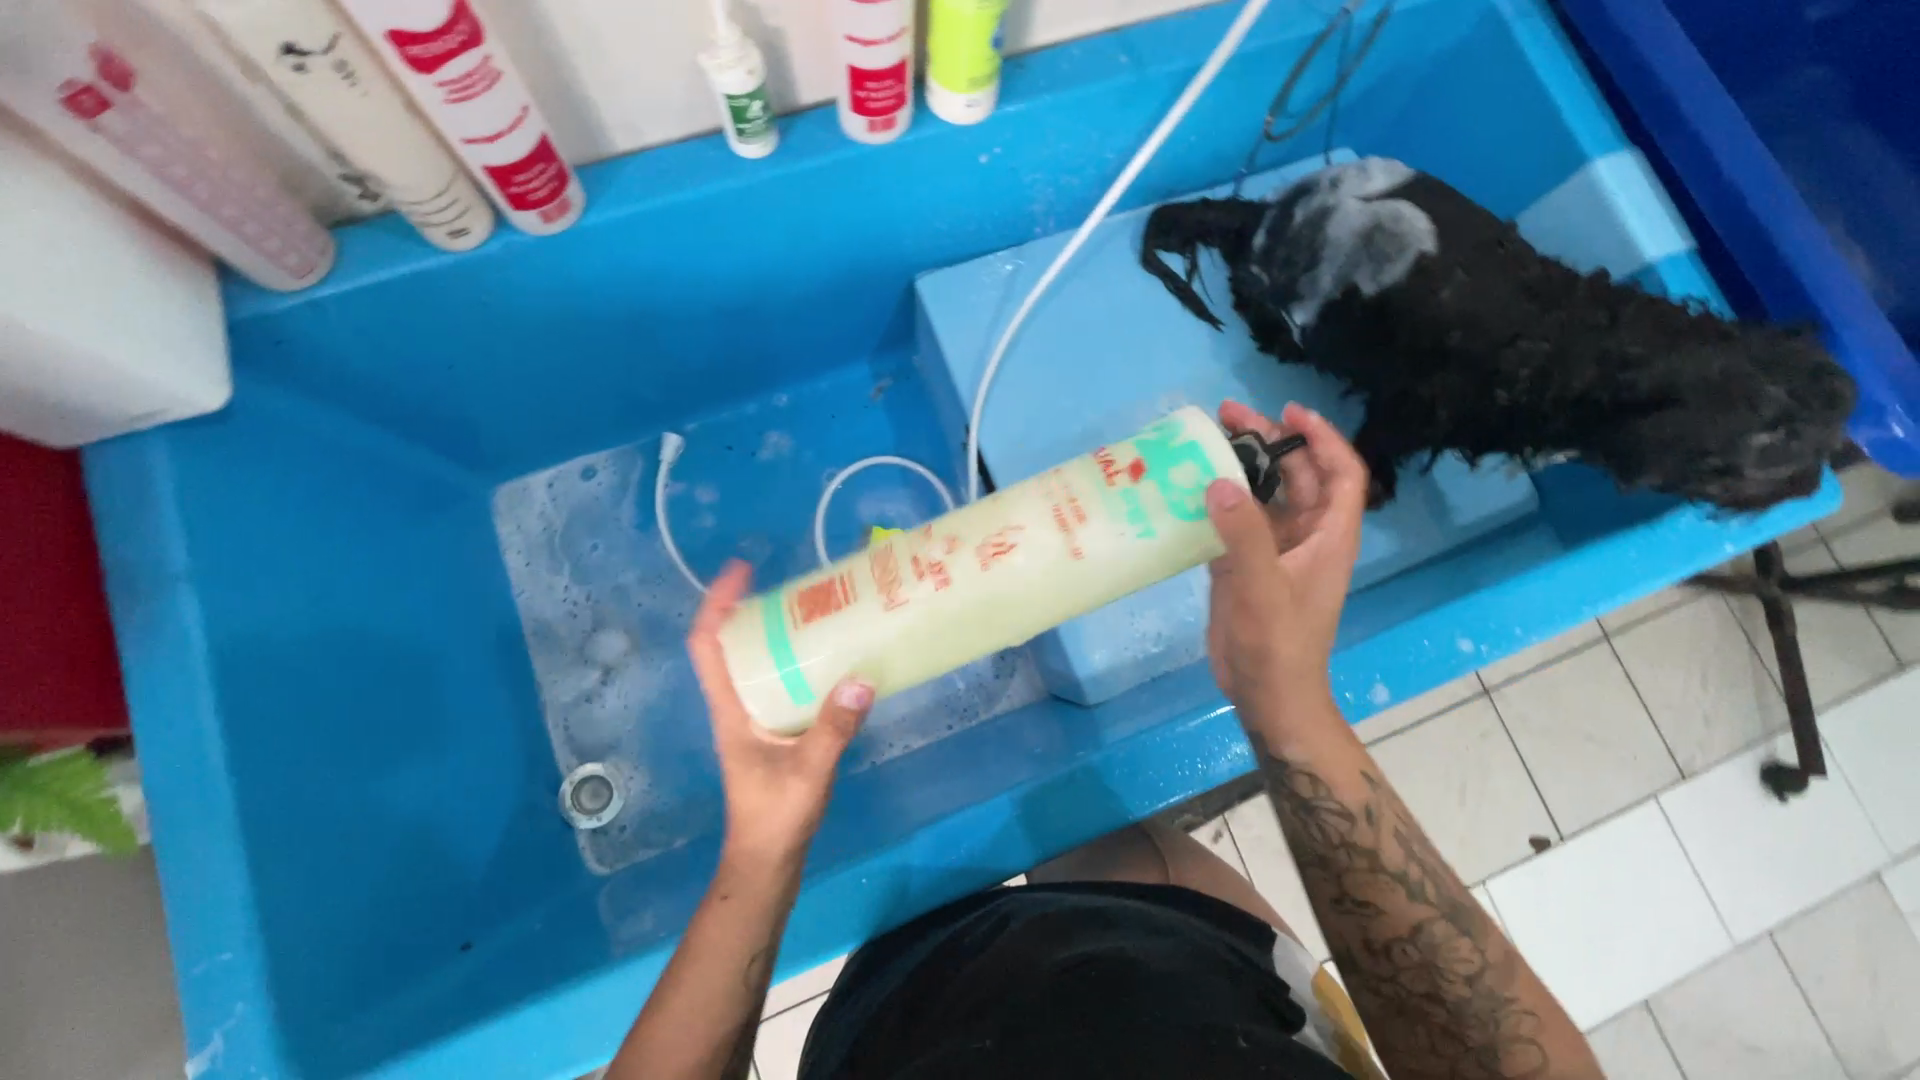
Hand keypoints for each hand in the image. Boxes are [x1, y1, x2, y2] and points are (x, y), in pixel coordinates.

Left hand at [686, 561, 875, 863]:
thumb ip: (833, 728)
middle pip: (730, 648)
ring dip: (774, 637)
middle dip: (752, 611)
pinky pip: (780, 686)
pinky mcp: (774, 736)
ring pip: (755, 667)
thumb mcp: (808, 772)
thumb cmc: (774, 818)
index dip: (716, 604)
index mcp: (730, 711)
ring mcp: (754, 723)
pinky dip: (798, 666)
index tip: (741, 571)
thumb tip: (861, 680)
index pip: (707, 646)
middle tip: (791, 588)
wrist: (766, 864)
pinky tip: (830, 665)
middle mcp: (736, 709)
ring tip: (812, 614)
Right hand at [1204, 401, 1368, 723]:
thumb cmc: (1278, 643)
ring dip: (1241, 469)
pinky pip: (1233, 524)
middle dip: (1270, 443)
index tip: (1288, 412)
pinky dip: (1216, 503)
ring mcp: (1273, 554)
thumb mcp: (1263, 587)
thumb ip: (1243, 534)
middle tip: (1229, 415)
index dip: (1322, 438)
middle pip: (1297, 477)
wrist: (1266, 695)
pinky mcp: (1243, 569)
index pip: (1340, 474)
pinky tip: (1187, 490)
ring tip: (1206, 443)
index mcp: (1328, 537)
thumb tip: (1219, 480)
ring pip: (1262, 498)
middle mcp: (1305, 538)